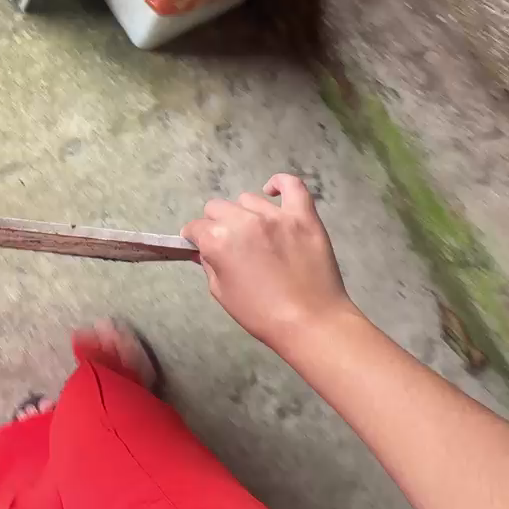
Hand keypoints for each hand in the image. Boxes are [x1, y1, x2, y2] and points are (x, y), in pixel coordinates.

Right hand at [181, 174, 356, 351]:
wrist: (313, 325)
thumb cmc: (261, 314)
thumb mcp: (220, 292)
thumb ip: (208, 263)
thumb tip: (204, 249)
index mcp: (217, 240)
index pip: (195, 227)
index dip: (197, 239)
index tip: (204, 249)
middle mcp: (242, 221)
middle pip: (217, 208)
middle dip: (218, 225)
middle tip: (233, 245)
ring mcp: (275, 216)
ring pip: (247, 200)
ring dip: (245, 214)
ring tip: (257, 234)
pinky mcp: (303, 217)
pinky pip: (292, 186)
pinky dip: (280, 183)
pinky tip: (273, 191)